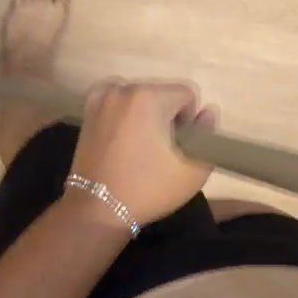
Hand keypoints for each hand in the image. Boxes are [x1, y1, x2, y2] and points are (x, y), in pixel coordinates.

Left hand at [68, 80, 215, 226]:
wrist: (99, 209)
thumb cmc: (148, 189)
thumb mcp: (192, 172)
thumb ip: (207, 136)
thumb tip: (208, 112)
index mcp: (150, 97)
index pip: (186, 94)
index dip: (191, 120)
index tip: (181, 145)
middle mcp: (125, 89)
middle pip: (162, 92)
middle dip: (168, 114)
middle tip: (162, 148)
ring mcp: (103, 97)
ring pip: (139, 94)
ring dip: (146, 110)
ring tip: (143, 141)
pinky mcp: (88, 110)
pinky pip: (113, 95)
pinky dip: (122, 105)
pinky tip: (124, 126)